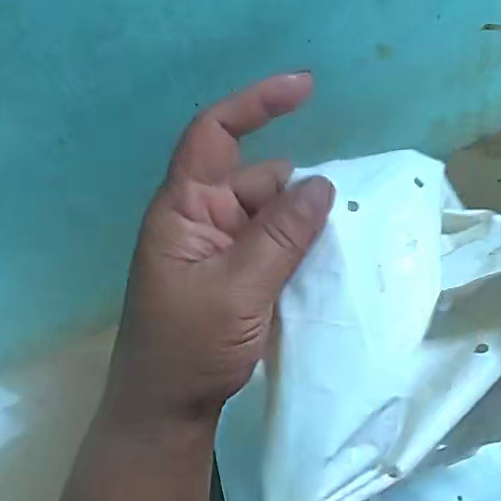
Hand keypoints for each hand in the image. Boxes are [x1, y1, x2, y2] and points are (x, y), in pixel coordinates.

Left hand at [104, 73, 335, 428]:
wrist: (165, 412)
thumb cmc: (187, 350)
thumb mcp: (239, 291)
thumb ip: (281, 236)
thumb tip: (320, 185)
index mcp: (183, 209)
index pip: (213, 135)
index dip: (255, 104)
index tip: (305, 88)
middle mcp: (200, 217)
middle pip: (257, 178)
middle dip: (295, 193)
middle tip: (335, 225)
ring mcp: (217, 246)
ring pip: (270, 213)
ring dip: (301, 224)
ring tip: (334, 251)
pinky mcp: (232, 272)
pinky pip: (271, 242)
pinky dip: (297, 246)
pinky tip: (323, 263)